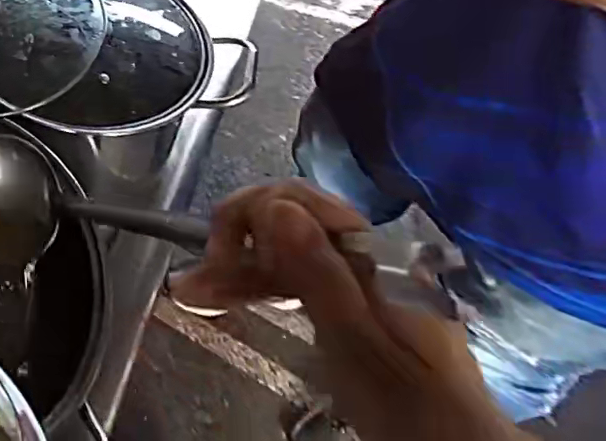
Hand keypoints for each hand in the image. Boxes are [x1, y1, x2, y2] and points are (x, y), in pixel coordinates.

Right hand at [169, 183, 524, 440]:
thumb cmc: (412, 407)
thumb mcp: (361, 345)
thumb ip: (322, 276)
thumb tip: (276, 206)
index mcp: (375, 252)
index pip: (296, 198)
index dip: (250, 216)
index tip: (223, 258)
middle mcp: (361, 249)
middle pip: (282, 218)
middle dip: (235, 240)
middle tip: (201, 278)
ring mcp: (351, 273)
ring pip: (278, 247)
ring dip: (234, 265)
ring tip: (193, 290)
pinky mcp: (341, 296)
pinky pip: (287, 273)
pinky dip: (252, 283)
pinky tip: (219, 294)